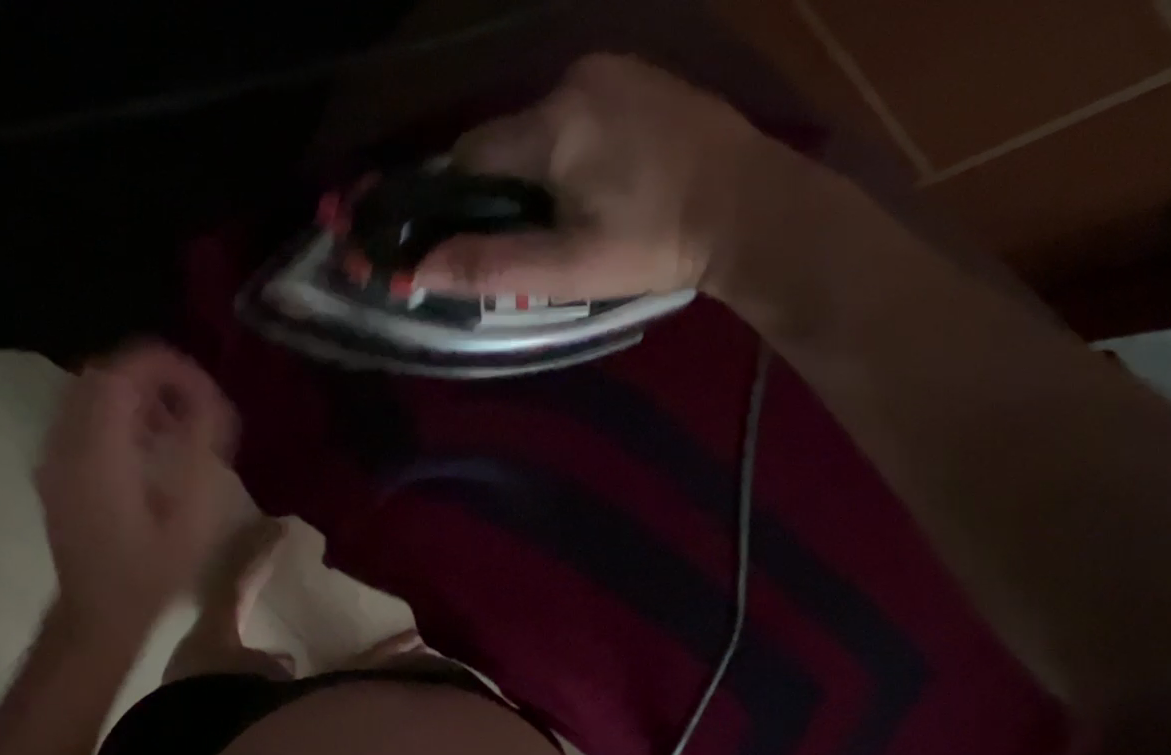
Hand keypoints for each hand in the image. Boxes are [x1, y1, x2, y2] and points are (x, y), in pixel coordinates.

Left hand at [34, 343, 237, 632]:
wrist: (98, 615)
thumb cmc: (151, 572)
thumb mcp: (193, 512)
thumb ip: (202, 446)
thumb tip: (209, 401)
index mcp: (99, 451)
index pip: (123, 373)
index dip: (167, 368)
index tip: (202, 393)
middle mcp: (66, 444)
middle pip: (102, 375)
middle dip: (152, 379)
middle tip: (191, 407)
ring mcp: (53, 458)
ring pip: (88, 395)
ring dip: (133, 397)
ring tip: (173, 429)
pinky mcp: (53, 473)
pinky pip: (80, 420)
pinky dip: (115, 417)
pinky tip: (146, 451)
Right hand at [414, 54, 773, 299]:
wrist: (755, 212)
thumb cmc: (657, 245)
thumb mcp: (568, 268)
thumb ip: (489, 264)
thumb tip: (415, 270)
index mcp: (553, 124)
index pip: (469, 155)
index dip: (464, 199)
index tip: (484, 234)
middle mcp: (575, 79)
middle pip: (506, 138)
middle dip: (509, 184)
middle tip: (544, 231)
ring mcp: (613, 68)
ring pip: (541, 124)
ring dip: (542, 164)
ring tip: (582, 207)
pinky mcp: (640, 72)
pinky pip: (579, 108)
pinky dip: (576, 143)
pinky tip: (609, 177)